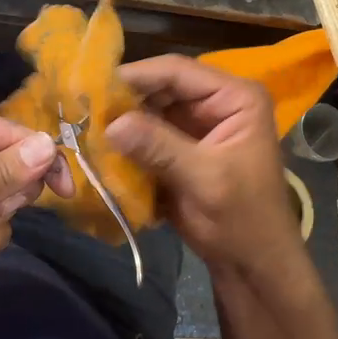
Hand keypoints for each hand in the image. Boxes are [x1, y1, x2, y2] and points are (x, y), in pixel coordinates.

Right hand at [105, 55, 303, 275]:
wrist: (255, 266)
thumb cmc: (244, 220)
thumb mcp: (206, 180)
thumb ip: (160, 148)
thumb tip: (111, 124)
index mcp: (235, 97)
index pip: (178, 71)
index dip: (136, 75)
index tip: (93, 85)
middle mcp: (216, 101)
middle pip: (160, 86)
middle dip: (124, 98)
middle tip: (82, 107)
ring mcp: (197, 124)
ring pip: (149, 109)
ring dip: (122, 119)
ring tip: (83, 124)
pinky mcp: (180, 148)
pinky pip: (147, 133)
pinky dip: (126, 140)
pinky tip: (98, 145)